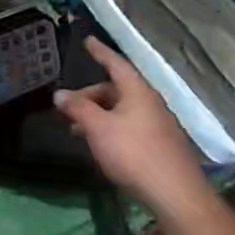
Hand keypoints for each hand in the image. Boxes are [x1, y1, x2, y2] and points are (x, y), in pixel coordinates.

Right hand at [53, 37, 207, 214]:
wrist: (175, 193)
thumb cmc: (133, 153)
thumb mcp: (97, 128)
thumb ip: (78, 108)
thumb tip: (60, 93)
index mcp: (138, 92)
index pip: (117, 64)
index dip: (101, 52)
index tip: (88, 40)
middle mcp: (150, 103)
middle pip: (116, 89)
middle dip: (90, 94)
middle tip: (67, 105)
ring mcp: (157, 124)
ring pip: (121, 109)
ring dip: (97, 113)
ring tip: (76, 128)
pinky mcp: (158, 144)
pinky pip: (128, 125)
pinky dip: (109, 127)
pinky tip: (97, 144)